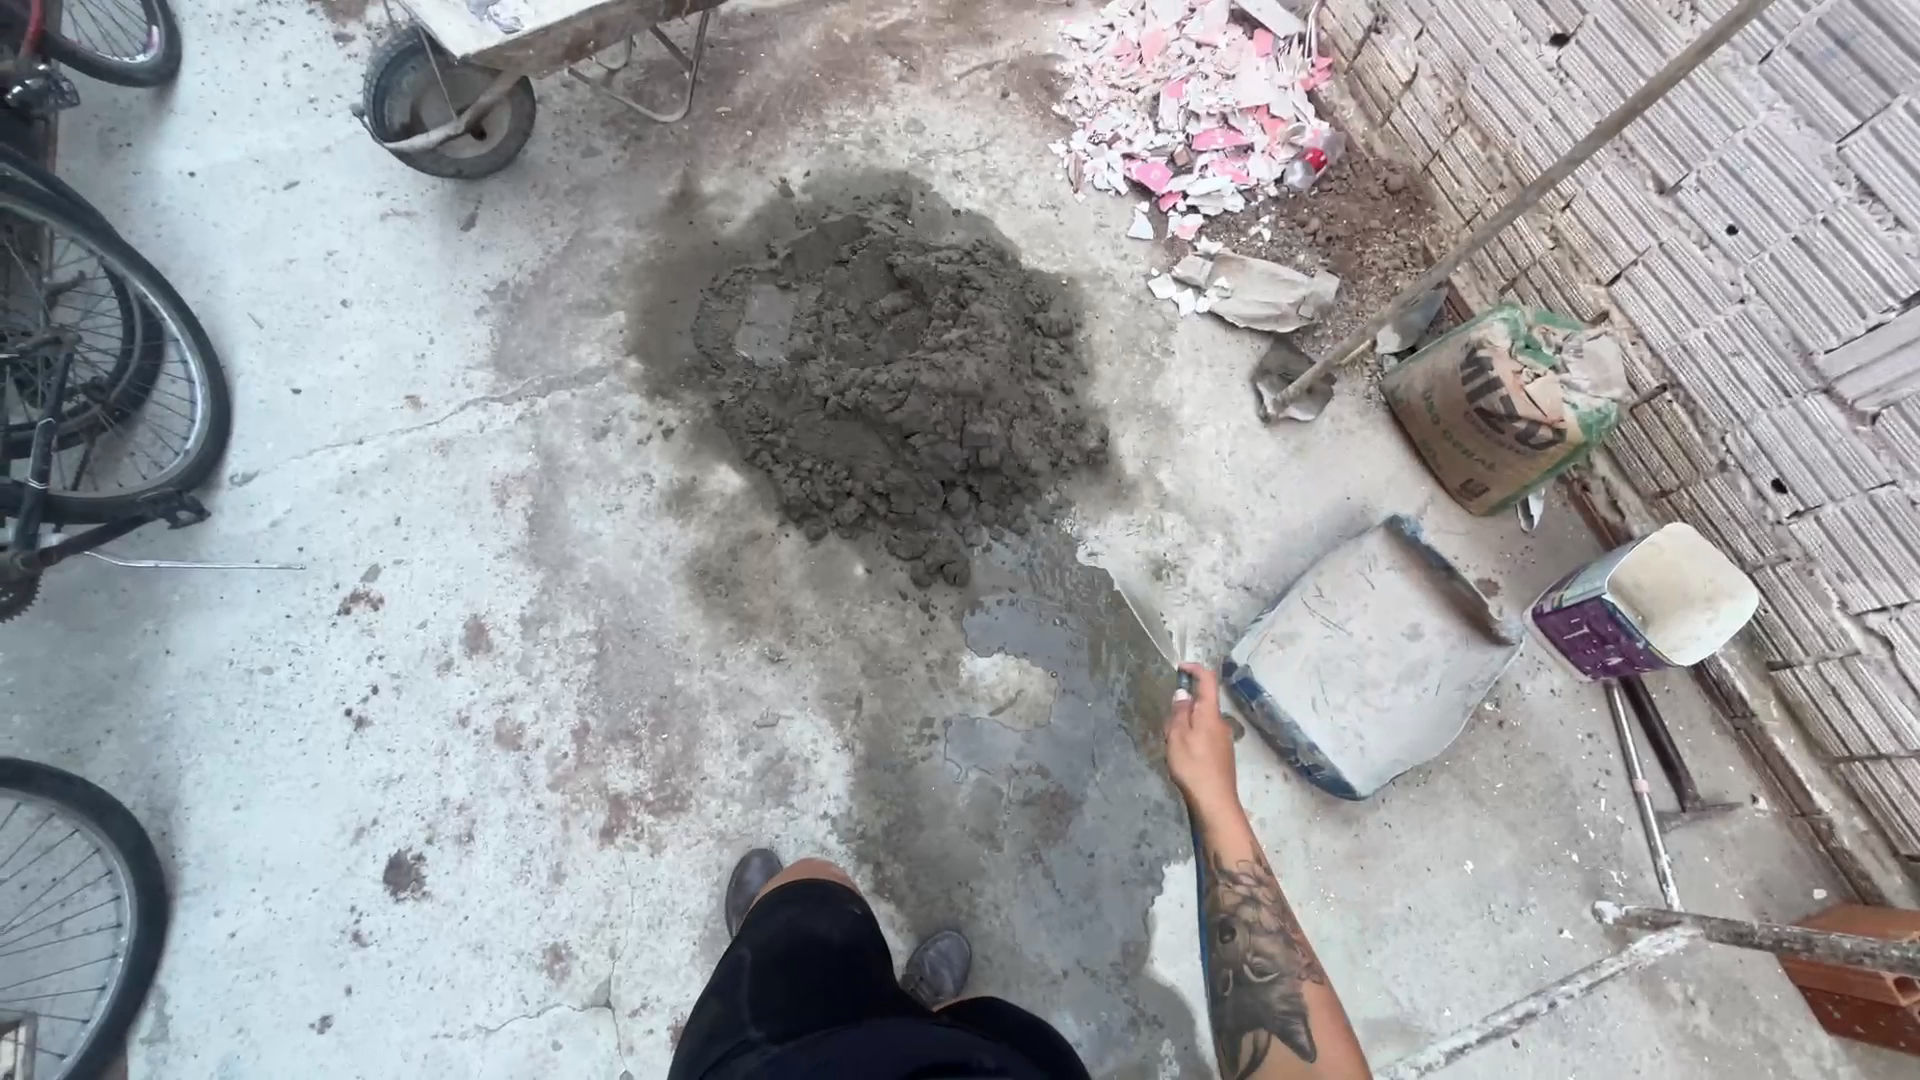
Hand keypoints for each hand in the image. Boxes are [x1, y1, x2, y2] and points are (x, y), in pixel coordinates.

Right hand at [1164, 663, 1241, 823]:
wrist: (1215, 802)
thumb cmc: (1193, 765)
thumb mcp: (1177, 735)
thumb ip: (1180, 712)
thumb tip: (1183, 693)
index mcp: (1210, 714)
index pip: (1208, 680)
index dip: (1195, 668)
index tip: (1179, 667)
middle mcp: (1221, 723)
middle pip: (1202, 704)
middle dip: (1182, 708)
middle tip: (1167, 727)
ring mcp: (1224, 740)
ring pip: (1201, 722)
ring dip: (1185, 726)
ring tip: (1172, 747)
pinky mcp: (1222, 754)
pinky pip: (1204, 736)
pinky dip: (1191, 738)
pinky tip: (1183, 758)